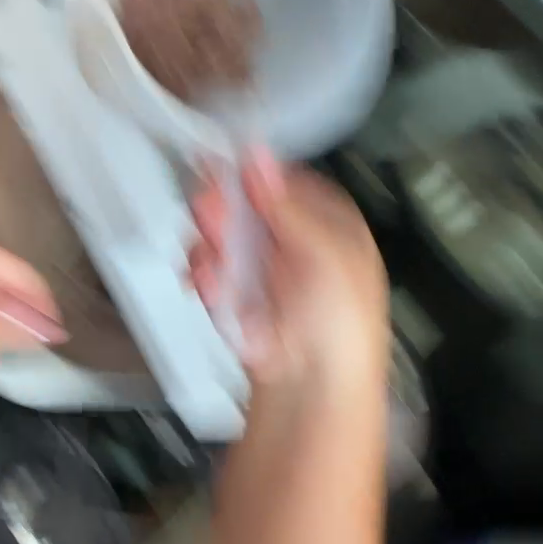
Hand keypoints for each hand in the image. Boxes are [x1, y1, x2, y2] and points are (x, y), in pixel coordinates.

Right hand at [190, 153, 387, 390]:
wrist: (308, 382)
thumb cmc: (339, 325)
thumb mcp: (324, 253)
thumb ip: (286, 207)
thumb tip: (258, 161)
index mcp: (326, 225)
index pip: (281, 183)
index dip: (252, 174)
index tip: (224, 165)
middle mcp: (289, 242)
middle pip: (240, 207)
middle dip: (221, 211)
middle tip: (209, 212)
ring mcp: (256, 268)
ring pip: (215, 237)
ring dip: (208, 246)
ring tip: (215, 262)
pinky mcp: (230, 293)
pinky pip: (205, 271)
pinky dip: (203, 276)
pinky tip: (211, 284)